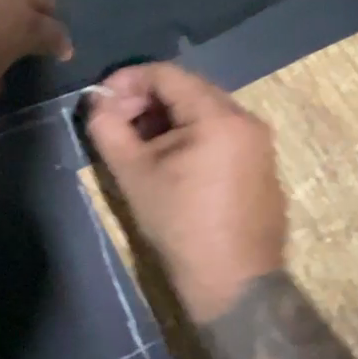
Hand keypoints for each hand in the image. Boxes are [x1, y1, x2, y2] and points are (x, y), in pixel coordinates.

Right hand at [85, 62, 285, 322]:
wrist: (233, 284)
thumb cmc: (179, 222)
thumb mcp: (130, 171)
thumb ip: (106, 126)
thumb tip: (96, 102)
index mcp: (218, 116)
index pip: (165, 74)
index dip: (125, 80)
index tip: (100, 101)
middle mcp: (246, 120)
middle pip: (185, 88)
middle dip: (144, 98)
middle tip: (115, 121)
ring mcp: (259, 144)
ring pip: (202, 110)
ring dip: (164, 117)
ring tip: (136, 142)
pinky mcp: (261, 165)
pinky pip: (219, 131)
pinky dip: (187, 134)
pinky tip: (166, 160)